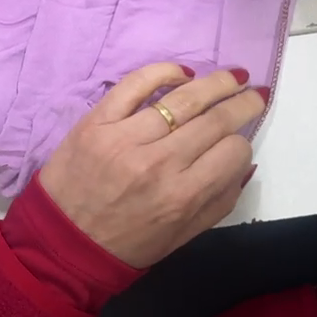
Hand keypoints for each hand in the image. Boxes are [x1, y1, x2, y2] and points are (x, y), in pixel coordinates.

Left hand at [38, 63, 265, 267]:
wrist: (61, 243)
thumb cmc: (128, 244)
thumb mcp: (183, 236)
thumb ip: (220, 200)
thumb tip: (244, 160)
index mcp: (183, 197)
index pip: (233, 151)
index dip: (242, 144)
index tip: (238, 144)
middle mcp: (159, 163)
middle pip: (215, 119)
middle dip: (243, 103)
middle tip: (256, 93)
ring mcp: (126, 138)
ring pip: (183, 98)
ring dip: (216, 82)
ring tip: (232, 77)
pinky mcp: (97, 121)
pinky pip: (136, 84)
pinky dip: (163, 72)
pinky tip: (182, 73)